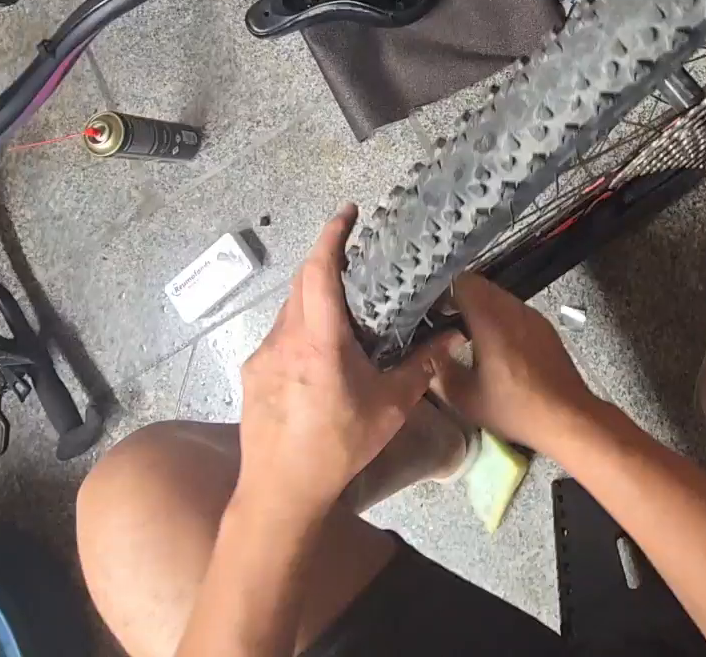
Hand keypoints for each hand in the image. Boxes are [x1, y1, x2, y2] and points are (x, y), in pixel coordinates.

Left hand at [236, 204, 448, 516]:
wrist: (279, 493)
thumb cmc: (339, 446)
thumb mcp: (391, 407)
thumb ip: (422, 365)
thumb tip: (453, 335)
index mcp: (319, 341)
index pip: (318, 271)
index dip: (332, 235)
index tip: (348, 213)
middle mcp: (285, 338)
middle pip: (302, 282)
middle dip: (326, 260)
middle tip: (356, 256)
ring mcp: (263, 355)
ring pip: (290, 308)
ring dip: (315, 297)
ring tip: (345, 307)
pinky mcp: (252, 372)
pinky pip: (280, 334)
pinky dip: (302, 326)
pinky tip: (322, 351)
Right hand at [428, 273, 602, 455]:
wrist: (567, 416)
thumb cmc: (515, 408)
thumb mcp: (466, 398)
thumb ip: (440, 371)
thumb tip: (428, 353)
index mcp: (490, 319)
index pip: (463, 282)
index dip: (443, 291)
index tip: (432, 310)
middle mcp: (512, 309)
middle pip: (480, 286)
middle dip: (460, 299)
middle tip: (445, 323)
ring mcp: (531, 315)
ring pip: (498, 296)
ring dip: (481, 308)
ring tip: (468, 335)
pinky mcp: (544, 326)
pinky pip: (514, 310)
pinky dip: (500, 318)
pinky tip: (496, 346)